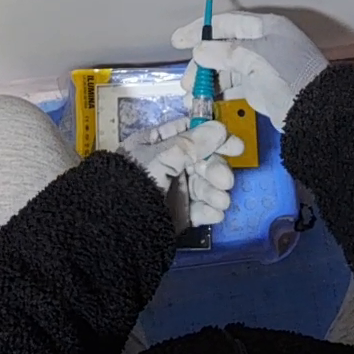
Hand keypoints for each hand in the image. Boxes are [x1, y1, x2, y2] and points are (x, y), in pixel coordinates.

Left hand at [118, 117, 245, 229]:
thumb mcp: (159, 156)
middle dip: (217, 170)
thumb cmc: (134, 179)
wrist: (118, 224)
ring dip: (216, 192)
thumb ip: (190, 144)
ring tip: (219, 201)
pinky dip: (210, 211)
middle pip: (204, 161)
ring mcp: (176, 189)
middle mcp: (169, 163)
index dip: (215, 138)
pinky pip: (201, 209)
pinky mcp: (180, 213)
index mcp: (158, 143)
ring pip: (206, 185)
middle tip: (224, 180)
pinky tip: (214, 213)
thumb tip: (219, 129)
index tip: (235, 146)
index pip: (191, 133)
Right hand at [170, 11, 328, 130]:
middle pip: (222, 48)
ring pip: (225, 69)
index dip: (200, 30)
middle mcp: (262, 44)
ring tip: (193, 96)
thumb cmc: (292, 77)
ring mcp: (261, 67)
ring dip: (207, 82)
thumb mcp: (256, 58)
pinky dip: (218, 94)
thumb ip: (224, 52)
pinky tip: (207, 102)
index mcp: (265, 28)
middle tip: (188, 80)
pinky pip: (232, 87)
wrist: (314, 111)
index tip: (179, 40)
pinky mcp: (260, 88)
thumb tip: (199, 50)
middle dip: (201, 63)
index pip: (225, 23)